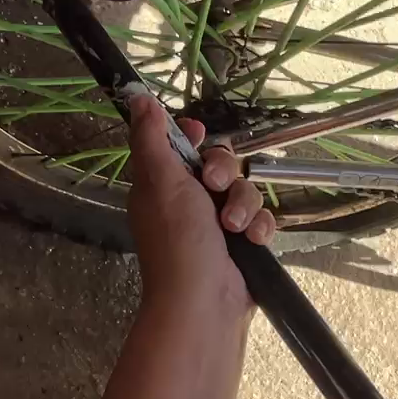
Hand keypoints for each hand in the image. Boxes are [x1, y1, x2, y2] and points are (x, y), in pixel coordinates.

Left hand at [124, 94, 274, 317]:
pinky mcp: (243, 243)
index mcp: (161, 185)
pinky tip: (254, 241)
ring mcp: (217, 224)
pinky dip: (260, 228)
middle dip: (223, 172)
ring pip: (243, 190)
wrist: (205, 301)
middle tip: (214, 187)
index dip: (192, 136)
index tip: (199, 134)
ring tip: (234, 227)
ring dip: (243, 205)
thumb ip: (151, 138)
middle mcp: (188, 202)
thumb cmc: (178, 240)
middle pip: (218, 163)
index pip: (179, 146)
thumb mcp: (161, 181)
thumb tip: (137, 97)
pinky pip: (261, 219)